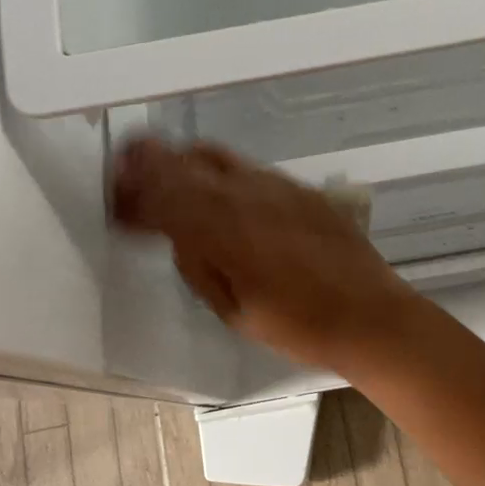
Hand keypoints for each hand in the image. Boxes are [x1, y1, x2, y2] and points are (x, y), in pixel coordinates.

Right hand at [110, 137, 424, 370]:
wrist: (370, 316)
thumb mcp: (235, 311)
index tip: (113, 197)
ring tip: (164, 170)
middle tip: (125, 168)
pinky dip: (220, 171)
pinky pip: (248, 168)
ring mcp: (277, 187)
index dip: (132, 194)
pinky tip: (217, 188)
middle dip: (148, 164)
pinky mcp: (300, 188)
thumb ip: (200, 267)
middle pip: (184, 164)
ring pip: (215, 157)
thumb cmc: (299, 327)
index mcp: (225, 232)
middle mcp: (247, 197)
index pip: (163, 198)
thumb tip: (178, 237)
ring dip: (182, 161)